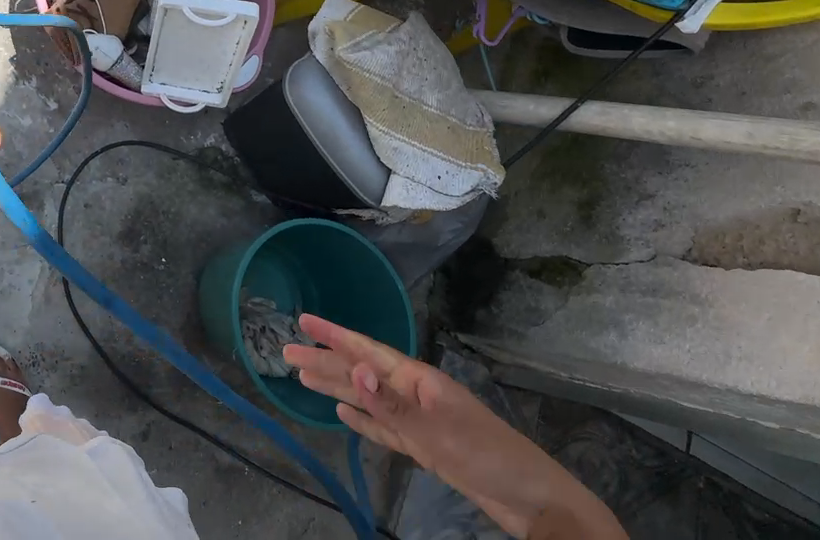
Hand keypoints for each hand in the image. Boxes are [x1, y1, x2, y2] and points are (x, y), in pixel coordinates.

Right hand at [284, 316, 624, 539]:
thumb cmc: (486, 455)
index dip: (334, 335)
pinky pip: (382, 427)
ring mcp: (418, 419)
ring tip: (302, 378)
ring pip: (366, 398)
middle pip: (360, 372)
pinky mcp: (424, 446)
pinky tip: (343, 415)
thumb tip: (352, 369)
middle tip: (285, 353)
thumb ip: (390, 403)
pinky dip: (362, 420)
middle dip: (324, 361)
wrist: (533, 501)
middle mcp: (413, 393)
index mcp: (417, 379)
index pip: (366, 350)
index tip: (303, 319)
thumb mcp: (436, 430)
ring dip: (336, 387)